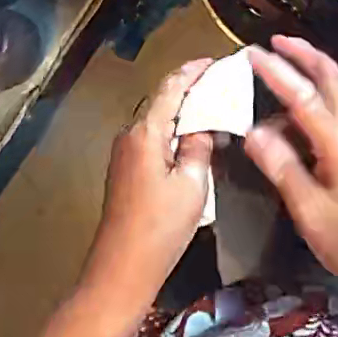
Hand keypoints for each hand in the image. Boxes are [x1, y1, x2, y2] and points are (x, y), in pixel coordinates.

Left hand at [82, 59, 215, 303]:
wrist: (118, 275)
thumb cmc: (159, 229)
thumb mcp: (192, 186)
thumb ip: (199, 147)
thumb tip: (202, 128)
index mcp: (146, 133)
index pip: (171, 88)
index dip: (192, 72)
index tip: (212, 61)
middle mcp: (130, 135)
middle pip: (162, 102)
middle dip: (188, 90)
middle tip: (218, 84)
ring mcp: (123, 154)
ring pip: (157, 121)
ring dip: (181, 113)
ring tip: (210, 109)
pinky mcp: (124, 171)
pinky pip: (152, 139)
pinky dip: (172, 132)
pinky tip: (191, 140)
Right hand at [244, 37, 337, 302]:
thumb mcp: (310, 212)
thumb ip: (282, 169)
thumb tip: (252, 133)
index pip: (304, 96)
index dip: (277, 72)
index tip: (252, 53)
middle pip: (329, 76)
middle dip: (302, 52)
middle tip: (274, 40)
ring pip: (330, 88)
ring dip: (305, 70)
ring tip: (272, 70)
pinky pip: (326, 108)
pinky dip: (305, 97)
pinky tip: (282, 114)